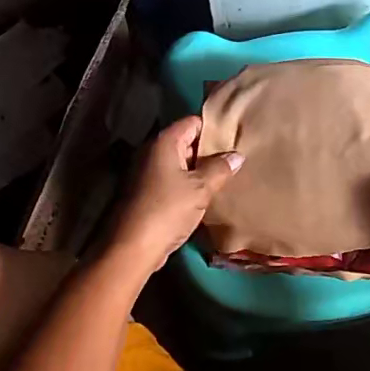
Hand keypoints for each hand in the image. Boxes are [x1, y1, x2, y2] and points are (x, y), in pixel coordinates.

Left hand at [104, 116, 242, 267]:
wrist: (132, 247)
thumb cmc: (167, 210)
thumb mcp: (200, 188)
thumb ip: (220, 169)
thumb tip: (237, 155)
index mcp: (164, 142)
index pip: (192, 122)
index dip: (214, 127)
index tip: (236, 135)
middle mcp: (152, 152)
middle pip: (186, 141)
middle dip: (210, 150)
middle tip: (237, 157)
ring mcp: (147, 173)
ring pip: (180, 163)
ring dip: (200, 169)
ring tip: (227, 175)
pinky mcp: (147, 193)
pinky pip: (173, 180)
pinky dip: (189, 184)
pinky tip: (207, 194)